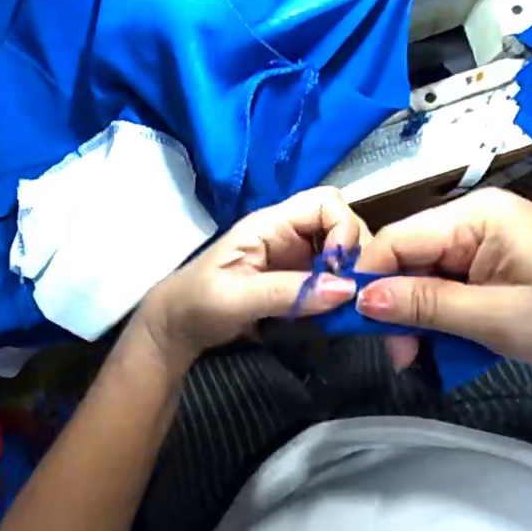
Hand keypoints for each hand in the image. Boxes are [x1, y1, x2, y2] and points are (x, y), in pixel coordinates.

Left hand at [134, 186, 365, 364]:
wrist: (177, 328)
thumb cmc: (197, 303)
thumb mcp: (237, 297)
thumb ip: (289, 292)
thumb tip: (346, 289)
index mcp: (271, 224)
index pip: (327, 202)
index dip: (343, 229)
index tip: (339, 269)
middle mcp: (290, 235)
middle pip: (342, 225)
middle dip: (354, 255)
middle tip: (351, 293)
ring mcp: (296, 259)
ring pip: (342, 253)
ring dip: (351, 277)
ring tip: (347, 306)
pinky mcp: (299, 282)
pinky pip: (333, 279)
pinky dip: (341, 294)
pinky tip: (336, 314)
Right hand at [353, 188, 531, 362]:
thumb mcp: (499, 317)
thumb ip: (428, 306)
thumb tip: (362, 299)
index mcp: (473, 216)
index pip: (394, 240)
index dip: (368, 282)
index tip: (362, 330)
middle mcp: (471, 218)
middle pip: (407, 259)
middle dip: (396, 307)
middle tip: (404, 358)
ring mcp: (483, 238)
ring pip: (424, 274)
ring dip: (418, 316)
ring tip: (426, 356)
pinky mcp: (493, 258)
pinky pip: (449, 282)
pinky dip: (443, 314)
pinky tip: (450, 340)